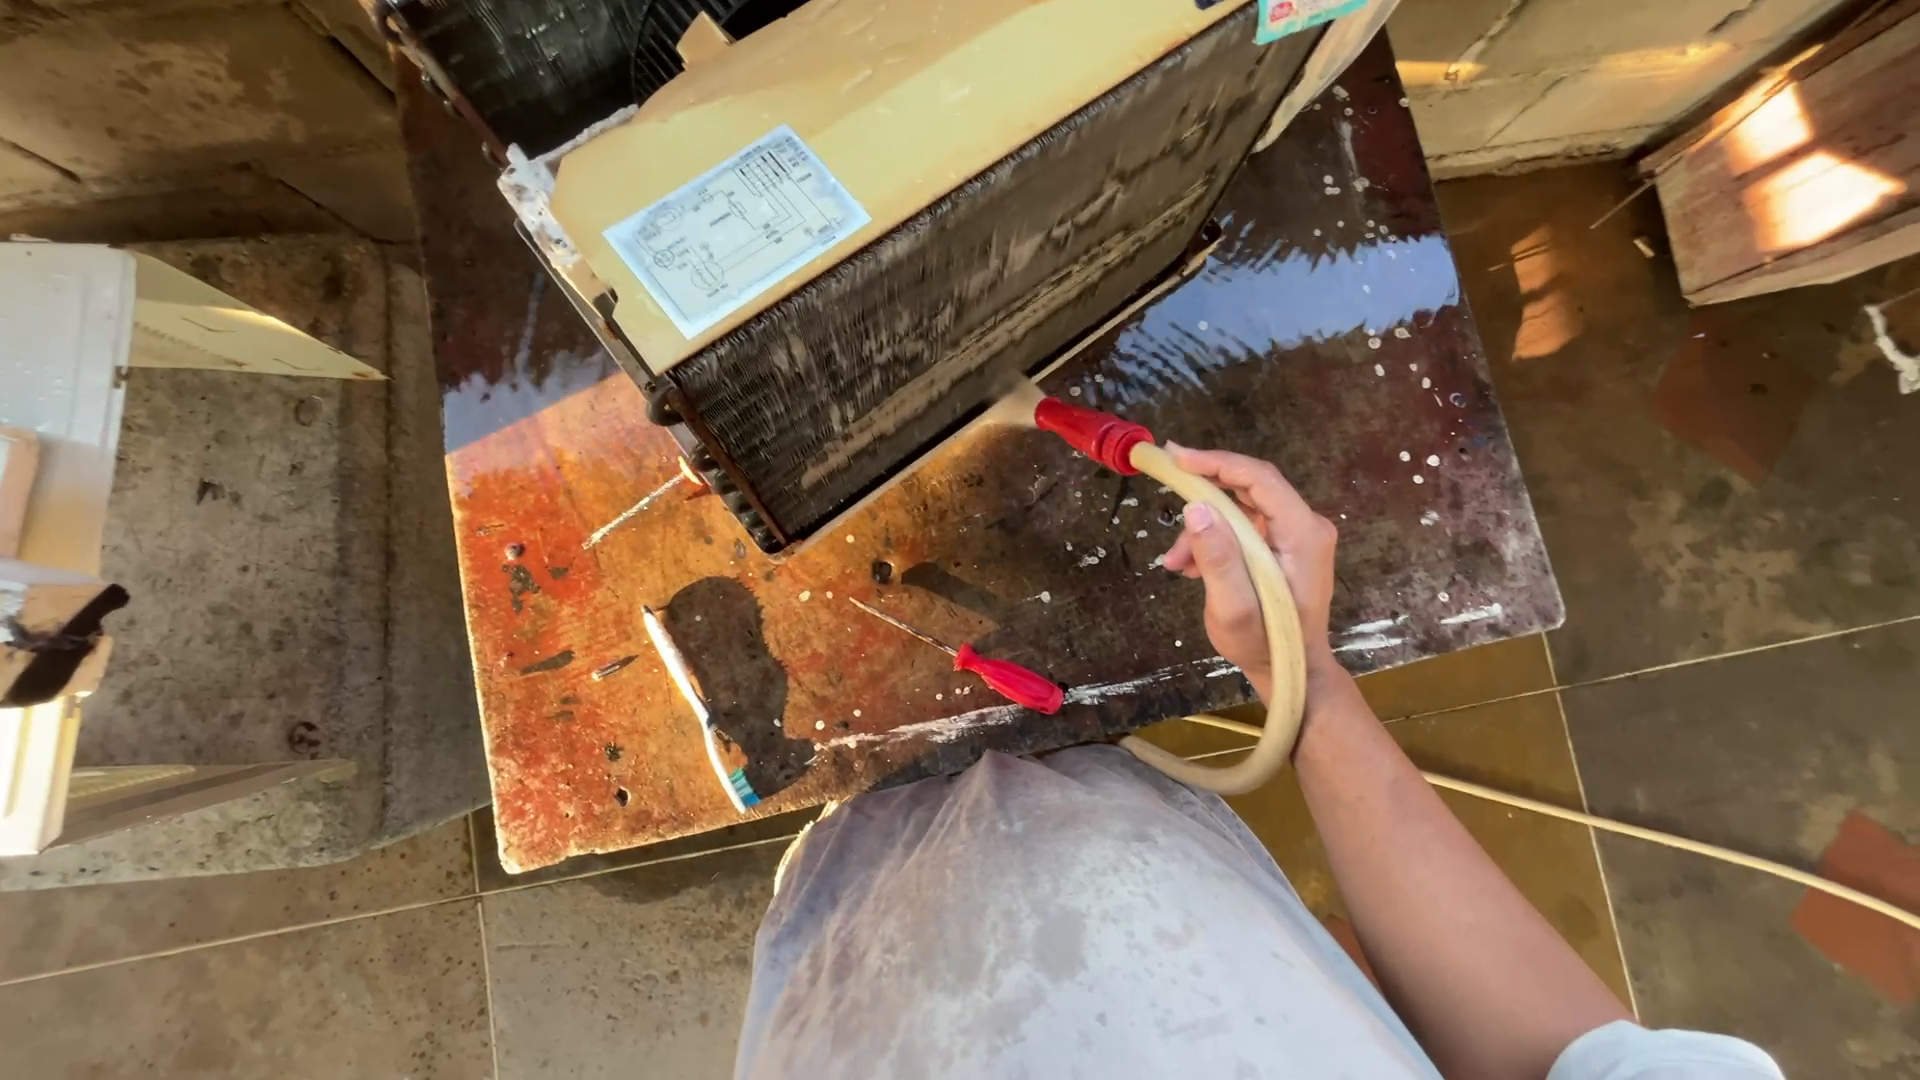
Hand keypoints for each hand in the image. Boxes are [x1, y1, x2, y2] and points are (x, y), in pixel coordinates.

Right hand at [1159, 444, 1339, 700]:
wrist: (1292, 672)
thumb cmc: (1263, 644)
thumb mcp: (1234, 607)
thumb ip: (1218, 558)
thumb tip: (1195, 507)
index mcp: (1302, 534)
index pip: (1259, 479)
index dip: (1217, 463)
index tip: (1176, 458)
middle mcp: (1305, 526)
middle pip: (1250, 487)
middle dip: (1204, 490)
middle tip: (1166, 477)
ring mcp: (1295, 537)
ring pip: (1241, 509)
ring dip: (1203, 527)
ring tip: (1175, 561)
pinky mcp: (1283, 547)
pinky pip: (1243, 527)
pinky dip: (1214, 539)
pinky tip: (1190, 566)